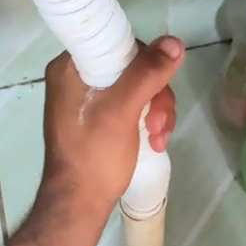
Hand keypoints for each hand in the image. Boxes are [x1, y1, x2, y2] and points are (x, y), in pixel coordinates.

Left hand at [39, 37, 182, 215]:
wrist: (79, 204)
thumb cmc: (94, 155)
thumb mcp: (122, 111)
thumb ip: (147, 74)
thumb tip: (175, 43)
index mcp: (70, 67)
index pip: (116, 41)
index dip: (144, 60)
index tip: (157, 85)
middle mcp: (76, 78)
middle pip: (131, 67)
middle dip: (154, 94)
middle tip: (159, 121)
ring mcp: (87, 100)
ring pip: (136, 88)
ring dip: (156, 111)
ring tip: (158, 137)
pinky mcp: (98, 120)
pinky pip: (131, 107)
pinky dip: (147, 122)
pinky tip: (155, 143)